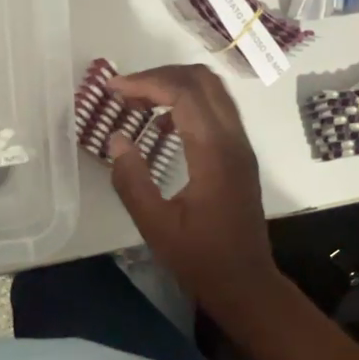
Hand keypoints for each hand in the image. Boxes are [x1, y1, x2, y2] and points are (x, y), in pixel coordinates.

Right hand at [105, 65, 281, 310]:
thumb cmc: (200, 259)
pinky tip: (161, 131)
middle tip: (124, 94)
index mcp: (214, 154)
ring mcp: (241, 147)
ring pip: (213, 92)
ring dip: (175, 88)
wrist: (245, 282)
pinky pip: (217, 112)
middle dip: (160, 77)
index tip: (113, 90)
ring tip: (138, 106)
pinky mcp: (240, 156)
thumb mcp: (155, 226)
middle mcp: (233, 141)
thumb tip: (116, 139)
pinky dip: (188, 105)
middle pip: (202, 81)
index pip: (183, 93)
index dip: (145, 82)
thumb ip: (132, 181)